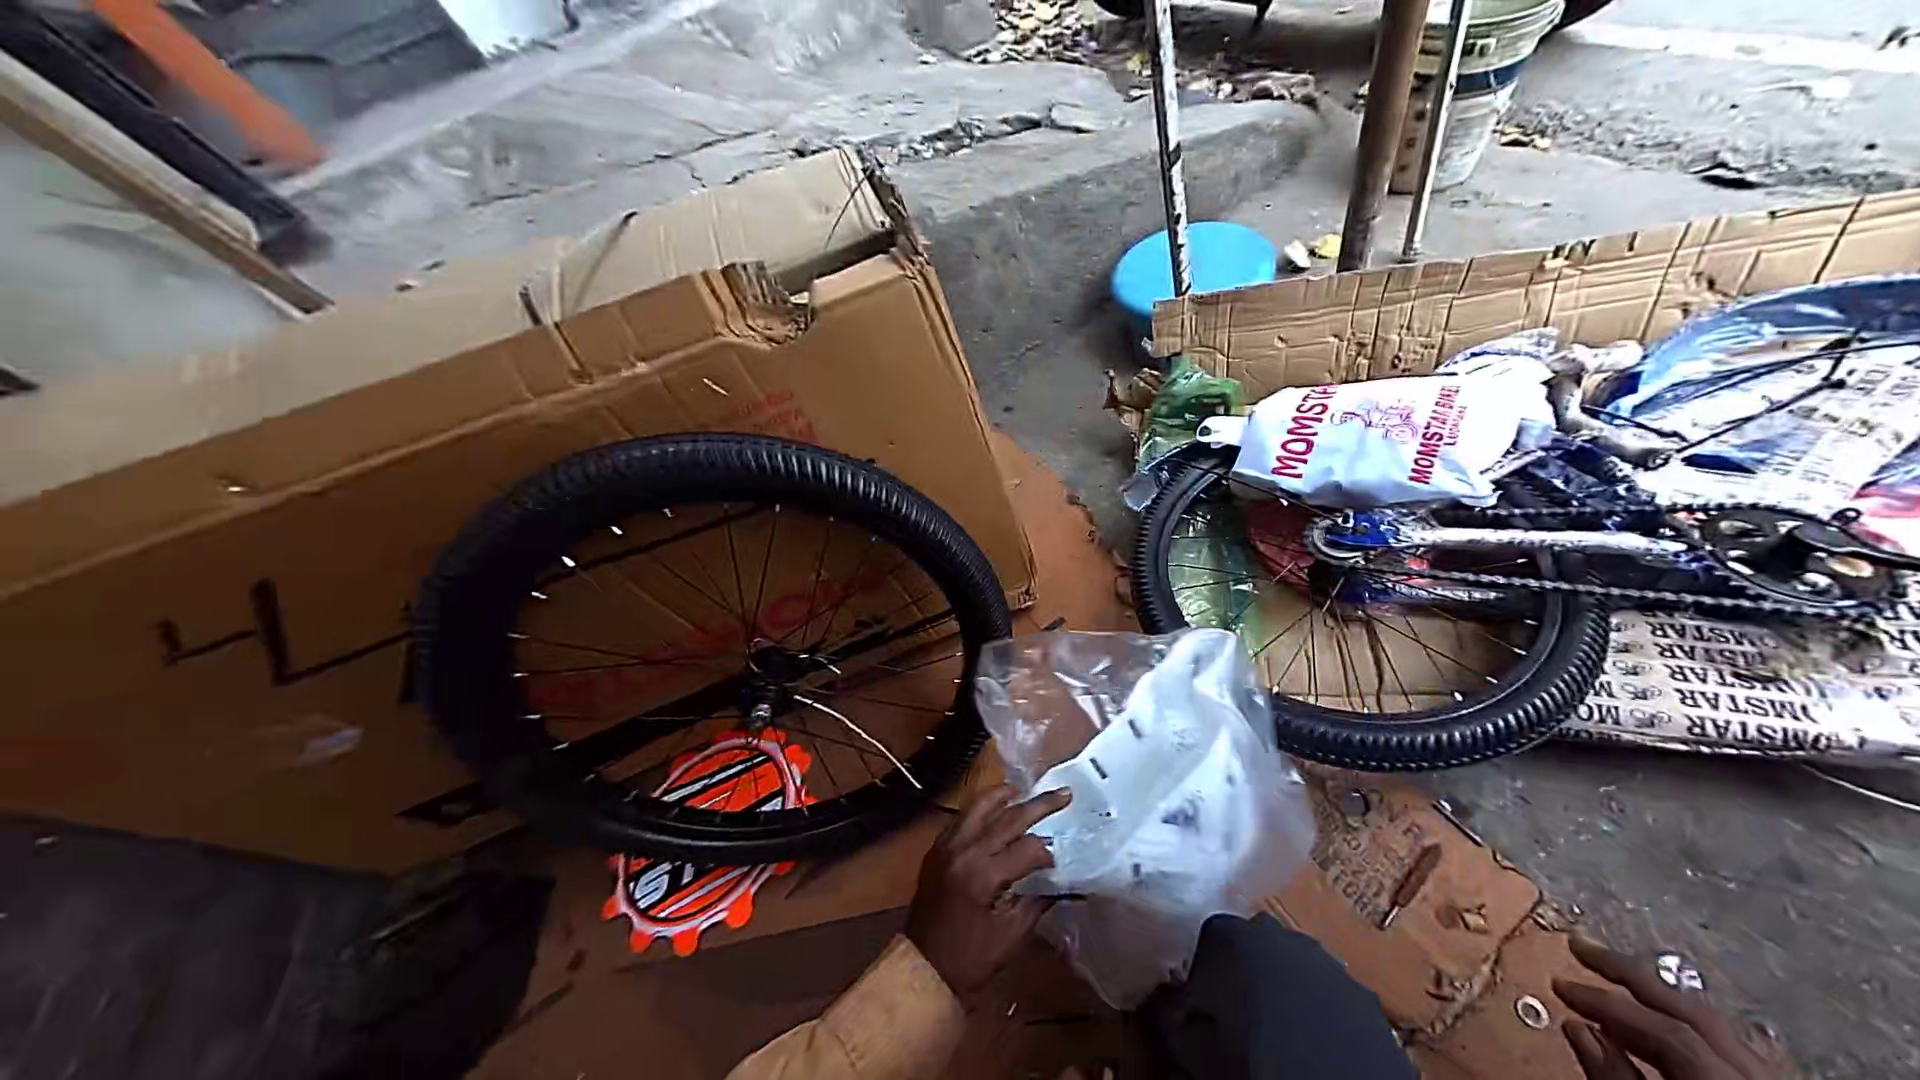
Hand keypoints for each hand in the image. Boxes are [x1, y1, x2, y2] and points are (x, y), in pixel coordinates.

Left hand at [904, 785, 1071, 998]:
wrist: (922, 967)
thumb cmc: (970, 958)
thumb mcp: (1011, 935)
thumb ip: (1039, 903)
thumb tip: (1067, 884)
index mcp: (984, 875)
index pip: (1027, 848)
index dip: (1049, 852)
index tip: (1061, 859)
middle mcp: (964, 851)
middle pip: (1008, 818)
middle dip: (1039, 805)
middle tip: (1063, 794)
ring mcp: (947, 845)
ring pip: (979, 806)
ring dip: (1004, 797)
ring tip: (1024, 792)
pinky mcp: (936, 848)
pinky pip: (962, 817)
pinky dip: (981, 809)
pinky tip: (995, 810)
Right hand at [1553, 936, 1779, 1078]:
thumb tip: (1578, 1029)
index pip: (1666, 1032)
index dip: (1605, 1001)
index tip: (1559, 985)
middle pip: (1696, 1016)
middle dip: (1630, 976)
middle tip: (1580, 947)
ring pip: (1720, 1030)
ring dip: (1658, 1002)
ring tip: (1610, 985)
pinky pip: (1739, 1054)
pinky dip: (1691, 1032)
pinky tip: (1664, 1027)